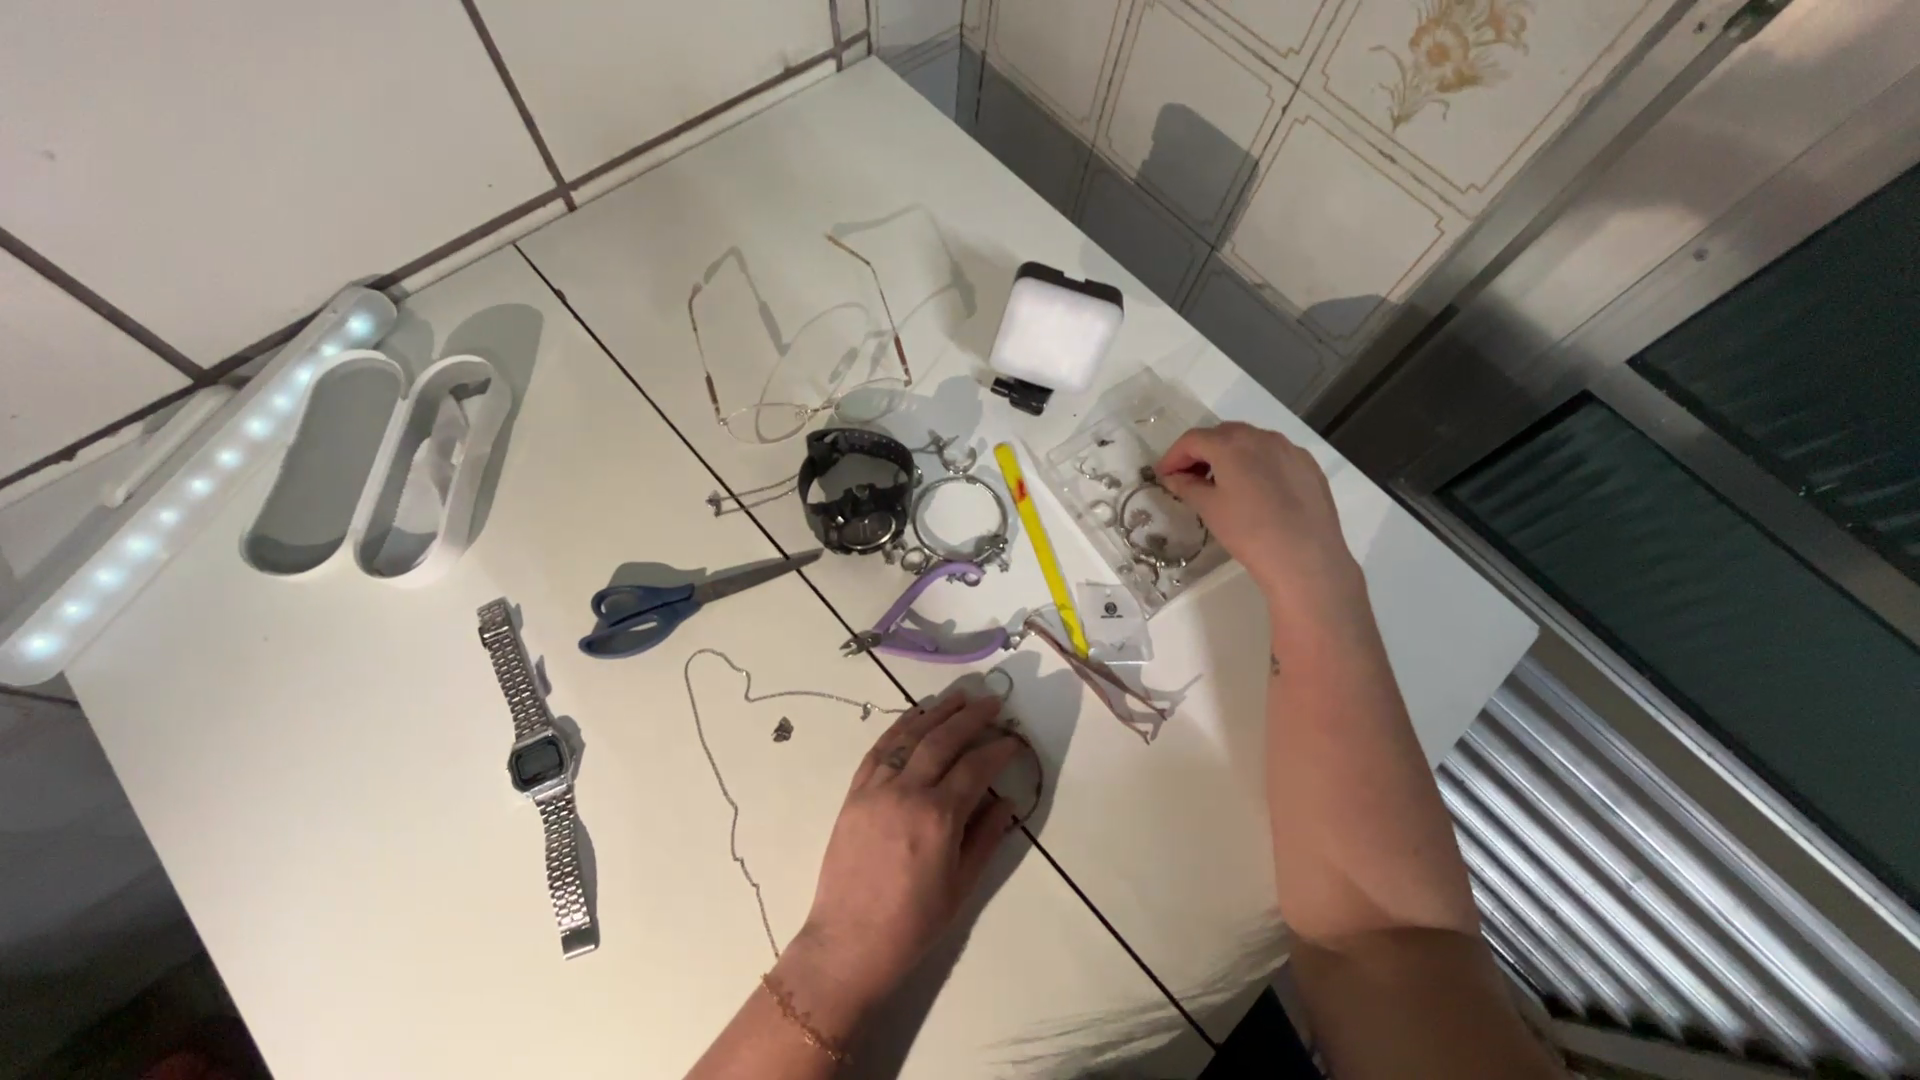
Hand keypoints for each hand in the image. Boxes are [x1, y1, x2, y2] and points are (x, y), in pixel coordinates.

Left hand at [787, 690, 1023, 1007]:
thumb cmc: (912, 924)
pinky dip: (899, 728)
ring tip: (959, 696)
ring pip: (909, 737)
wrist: (848, 943)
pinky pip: (879, 750)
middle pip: (943, 740)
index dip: (999, 749)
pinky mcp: (854, 794)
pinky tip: (915, 717)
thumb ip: (986, 837)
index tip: (1014, 739)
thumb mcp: (962, 886)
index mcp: (939, 817)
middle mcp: (907, 793)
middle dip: (971, 716)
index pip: (976, 767)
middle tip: (992, 700)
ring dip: (936, 712)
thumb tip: (1006, 800)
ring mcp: (876, 790)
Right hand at [1156, 422, 1367, 637]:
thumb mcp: (1210, 509)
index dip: (1173, 456)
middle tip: (1189, 478)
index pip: (1193, 439)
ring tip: (1222, 484)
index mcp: (1232, 444)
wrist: (1305, 558)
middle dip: (1201, 452)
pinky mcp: (1308, 465)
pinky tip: (1256, 491)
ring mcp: (1289, 449)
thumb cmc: (1249, 531)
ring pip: (1251, 443)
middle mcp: (1262, 437)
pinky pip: (1274, 456)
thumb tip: (1173, 478)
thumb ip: (1187, 487)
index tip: (1164, 476)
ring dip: (1230, 456)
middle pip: (1222, 435)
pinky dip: (1257, 464)